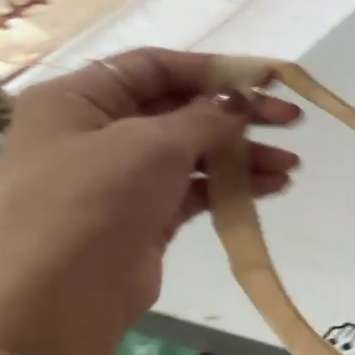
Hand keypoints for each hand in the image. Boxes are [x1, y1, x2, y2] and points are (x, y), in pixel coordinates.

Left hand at [0, 49, 301, 354]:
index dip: (214, 71)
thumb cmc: (92, 198)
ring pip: (195, 152)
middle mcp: (97, 130)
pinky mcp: (147, 213)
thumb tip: (243, 101)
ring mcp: (122, 175)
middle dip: (238, 116)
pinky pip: (200, 188)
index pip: (154, 68)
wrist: (61, 286)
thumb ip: (204, 118)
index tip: (270, 81)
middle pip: (180, 110)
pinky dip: (236, 185)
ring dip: (245, 155)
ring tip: (291, 166)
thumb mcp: (151, 145)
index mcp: (79, 99)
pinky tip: (274, 187)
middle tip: (293, 121)